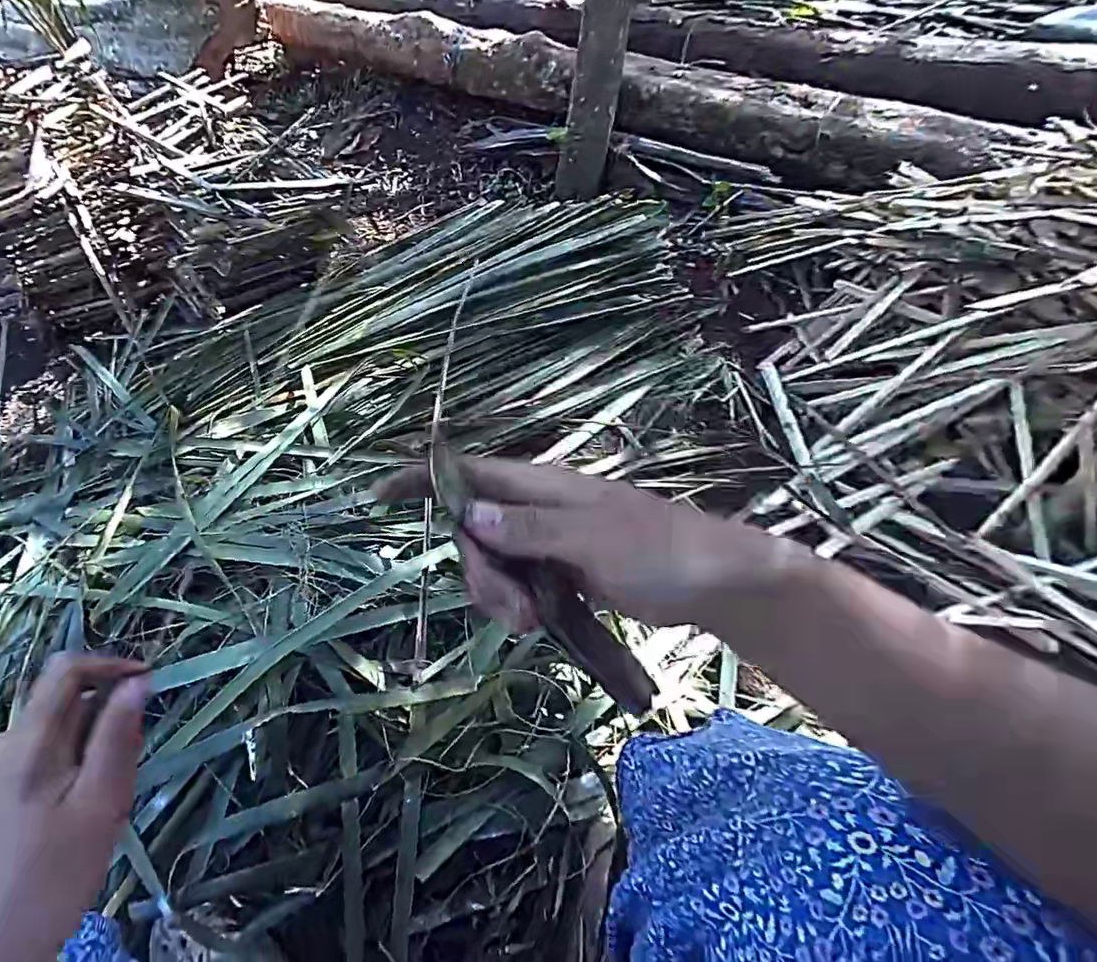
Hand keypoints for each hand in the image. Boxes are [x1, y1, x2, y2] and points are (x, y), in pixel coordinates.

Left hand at [0, 653, 150, 961]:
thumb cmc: (55, 875)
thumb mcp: (100, 801)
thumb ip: (117, 735)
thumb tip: (138, 681)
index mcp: (30, 740)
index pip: (67, 668)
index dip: (111, 664)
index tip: (148, 683)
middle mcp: (12, 743)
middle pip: (69, 698)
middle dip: (110, 714)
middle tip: (132, 760)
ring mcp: (7, 768)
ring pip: (67, 728)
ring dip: (101, 743)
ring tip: (114, 795)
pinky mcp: (10, 791)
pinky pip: (56, 754)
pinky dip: (85, 763)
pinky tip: (95, 806)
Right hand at [375, 457, 819, 630]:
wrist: (715, 582)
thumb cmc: (661, 548)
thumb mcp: (595, 538)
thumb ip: (532, 529)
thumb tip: (470, 516)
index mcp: (540, 486)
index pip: (469, 472)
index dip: (423, 478)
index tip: (380, 493)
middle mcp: (533, 509)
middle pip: (472, 533)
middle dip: (481, 574)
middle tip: (514, 613)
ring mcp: (544, 541)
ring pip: (490, 563)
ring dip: (499, 597)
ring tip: (535, 624)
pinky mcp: (555, 571)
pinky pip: (513, 585)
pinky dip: (515, 606)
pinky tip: (539, 623)